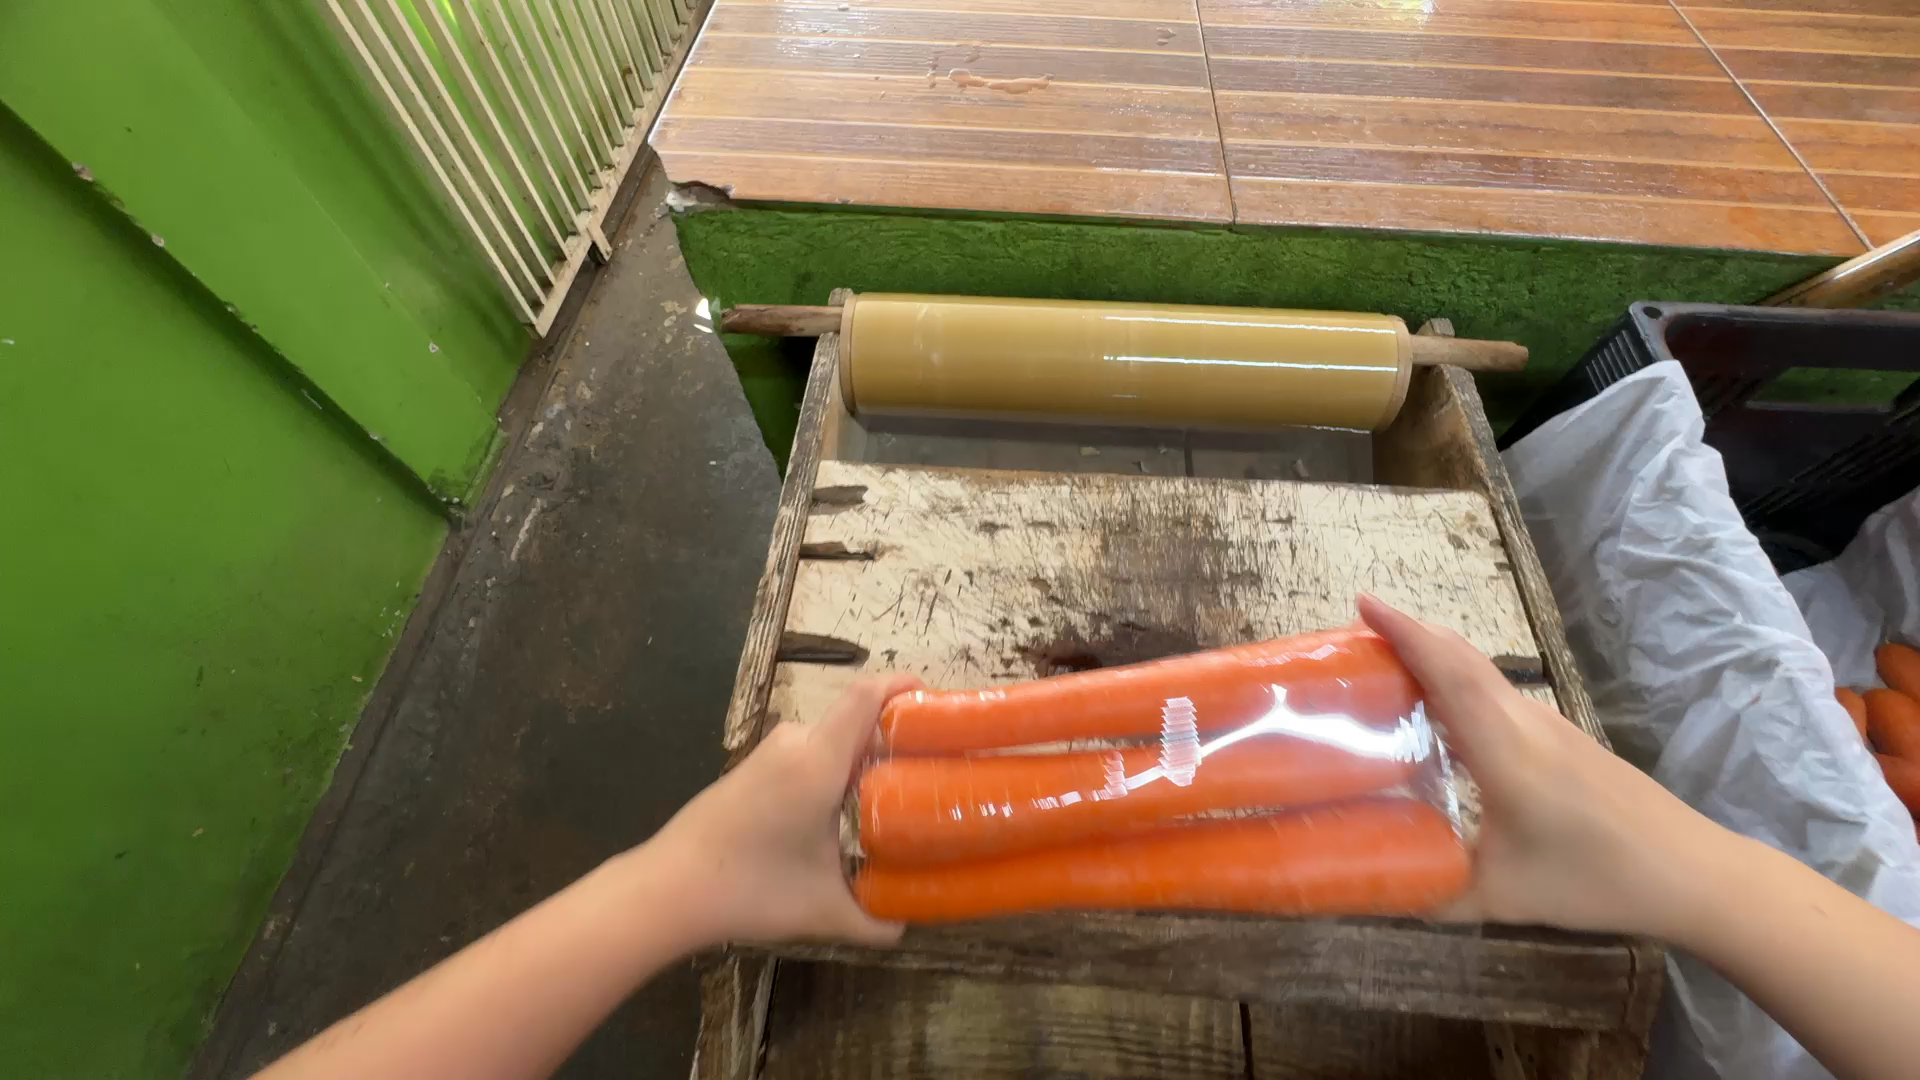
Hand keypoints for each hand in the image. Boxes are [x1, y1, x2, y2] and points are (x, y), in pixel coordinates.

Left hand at [643, 675, 919, 947]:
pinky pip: (806, 750)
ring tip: (886, 791)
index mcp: (818, 761)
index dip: (900, 684)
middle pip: (853, 717)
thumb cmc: (751, 888)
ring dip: (858, 754)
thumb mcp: (821, 909)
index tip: (932, 695)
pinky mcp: (752, 766)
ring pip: (829, 737)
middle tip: (924, 763)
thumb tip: (905, 926)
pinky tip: (835, 808)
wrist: (667, 888)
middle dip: (890, 733)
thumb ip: (873, 921)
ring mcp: (769, 751)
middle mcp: (795, 743)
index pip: (865, 697)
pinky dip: (830, 765)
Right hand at [1358, 595, 1722, 936]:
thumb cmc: (1598, 878)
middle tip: (1353, 630)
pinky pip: (1489, 688)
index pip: (1449, 674)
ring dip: (1428, 651)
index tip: (1365, 603)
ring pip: (1476, 669)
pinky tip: (1433, 705)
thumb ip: (1436, 891)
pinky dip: (1450, 675)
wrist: (1700, 877)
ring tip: (1380, 661)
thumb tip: (1376, 887)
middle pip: (1459, 656)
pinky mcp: (1555, 733)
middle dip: (1405, 631)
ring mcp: (1543, 723)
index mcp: (1504, 749)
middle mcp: (1522, 722)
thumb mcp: (1505, 895)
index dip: (1405, 633)